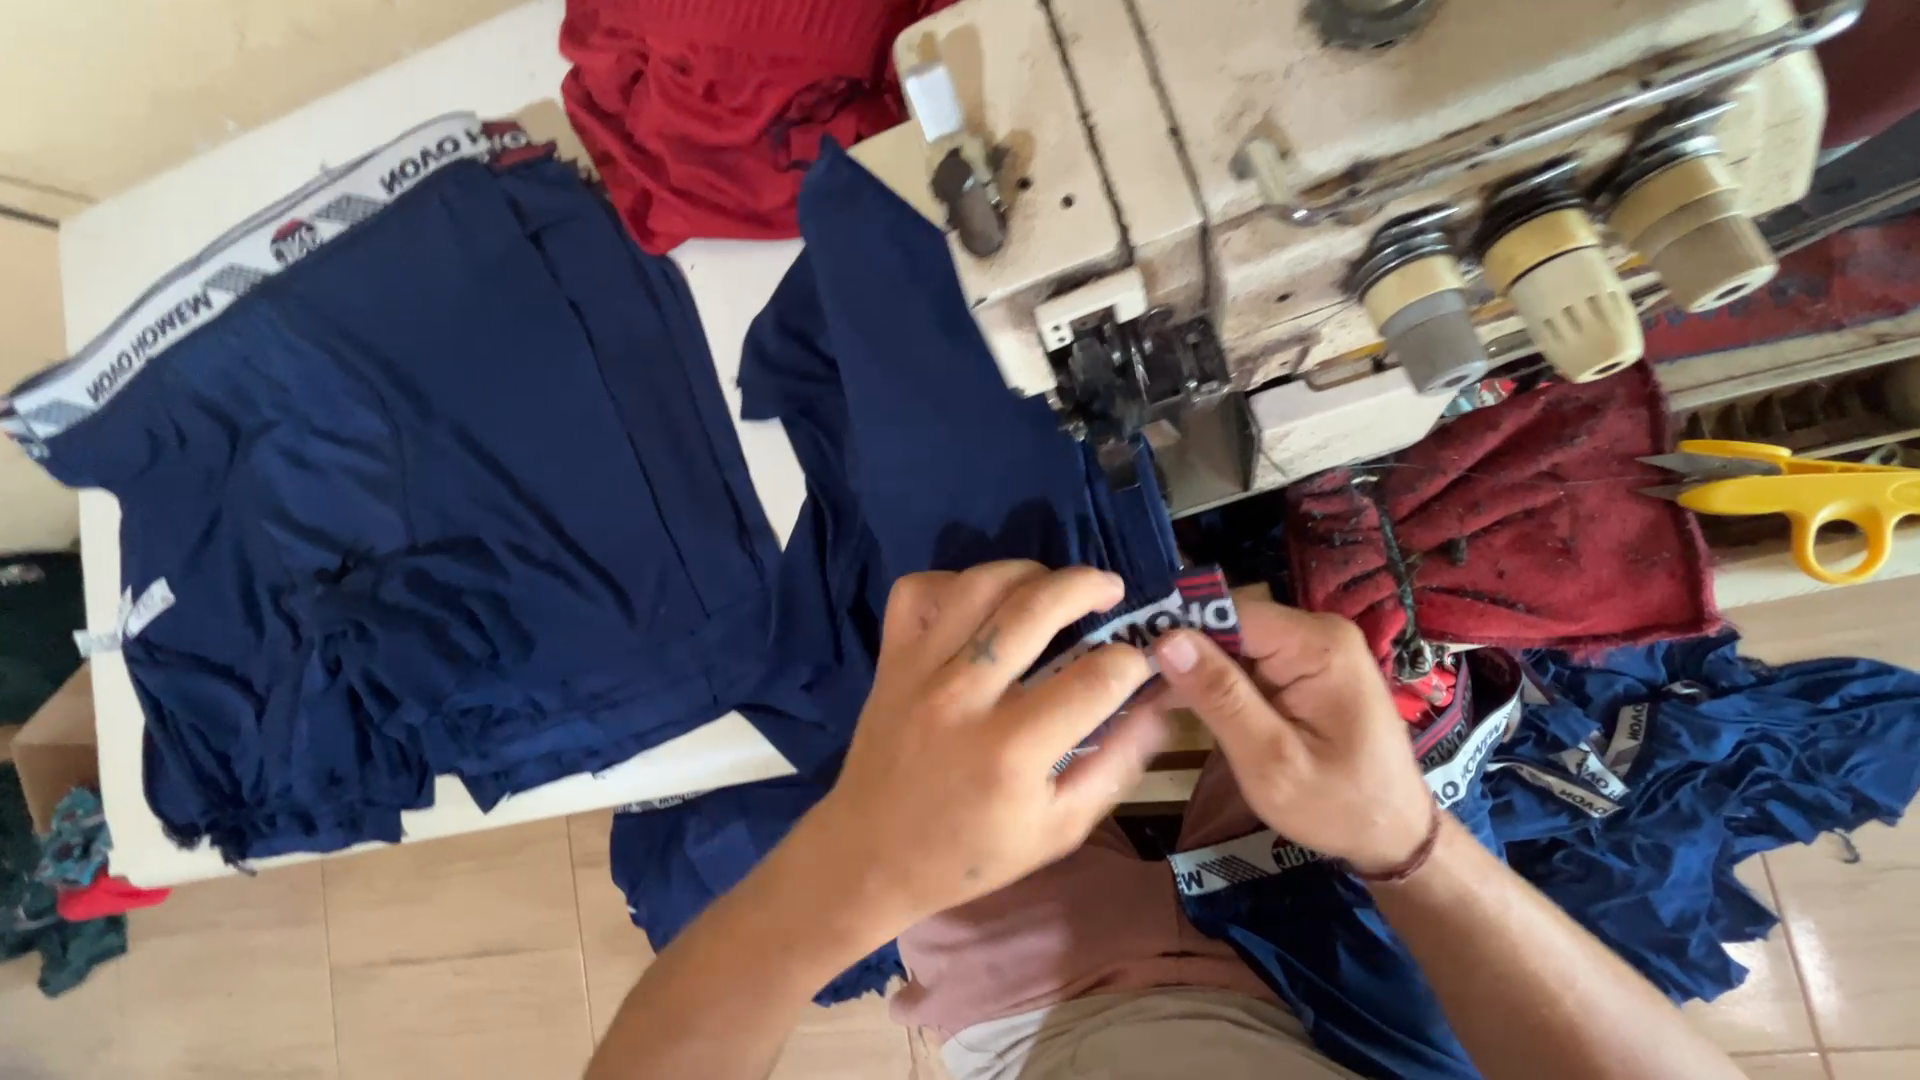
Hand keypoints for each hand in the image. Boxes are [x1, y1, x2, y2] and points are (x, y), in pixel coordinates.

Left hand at [797, 561, 1168, 929]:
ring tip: (1054, 586)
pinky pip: (919, 591)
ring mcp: (919, 671)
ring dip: (1029, 572)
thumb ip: (1117, 762)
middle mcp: (965, 698)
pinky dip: (955, 581)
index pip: (1094, 678)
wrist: (871, 855)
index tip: (1138, 661)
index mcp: (1013, 751)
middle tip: (1111, 589)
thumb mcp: (1060, 828)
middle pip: (1036, 608)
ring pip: (980, 585)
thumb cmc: (971, 852)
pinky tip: (982, 602)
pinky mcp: (890, 658)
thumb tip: (1163, 701)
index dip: (1131, 661)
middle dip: (1088, 585)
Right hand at [1147, 597, 1433, 875]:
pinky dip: (1217, 682)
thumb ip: (1220, 697)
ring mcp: (1312, 648)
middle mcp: (1317, 631)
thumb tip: (1166, 639)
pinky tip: (1190, 707)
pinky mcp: (1303, 667)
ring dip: (1196, 671)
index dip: (1179, 633)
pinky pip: (1246, 659)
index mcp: (1317, 644)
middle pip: (1228, 623)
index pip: (1228, 612)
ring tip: (1155, 702)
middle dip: (1185, 654)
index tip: (1135, 665)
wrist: (1394, 838)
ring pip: (1231, 641)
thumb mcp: (1270, 761)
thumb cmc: (1338, 808)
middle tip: (1141, 693)